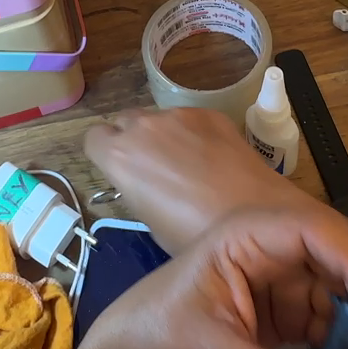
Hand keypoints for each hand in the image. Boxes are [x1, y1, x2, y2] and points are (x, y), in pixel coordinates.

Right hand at [86, 107, 324, 251]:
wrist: (255, 216)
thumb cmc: (195, 236)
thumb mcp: (152, 224)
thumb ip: (137, 191)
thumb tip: (145, 183)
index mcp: (121, 157)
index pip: (92, 138)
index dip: (104, 154)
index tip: (120, 173)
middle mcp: (144, 126)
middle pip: (123, 122)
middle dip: (131, 140)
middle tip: (154, 170)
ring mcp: (179, 115)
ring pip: (157, 118)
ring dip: (162, 136)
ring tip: (188, 167)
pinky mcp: (209, 112)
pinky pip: (188, 118)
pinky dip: (192, 133)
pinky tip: (213, 159)